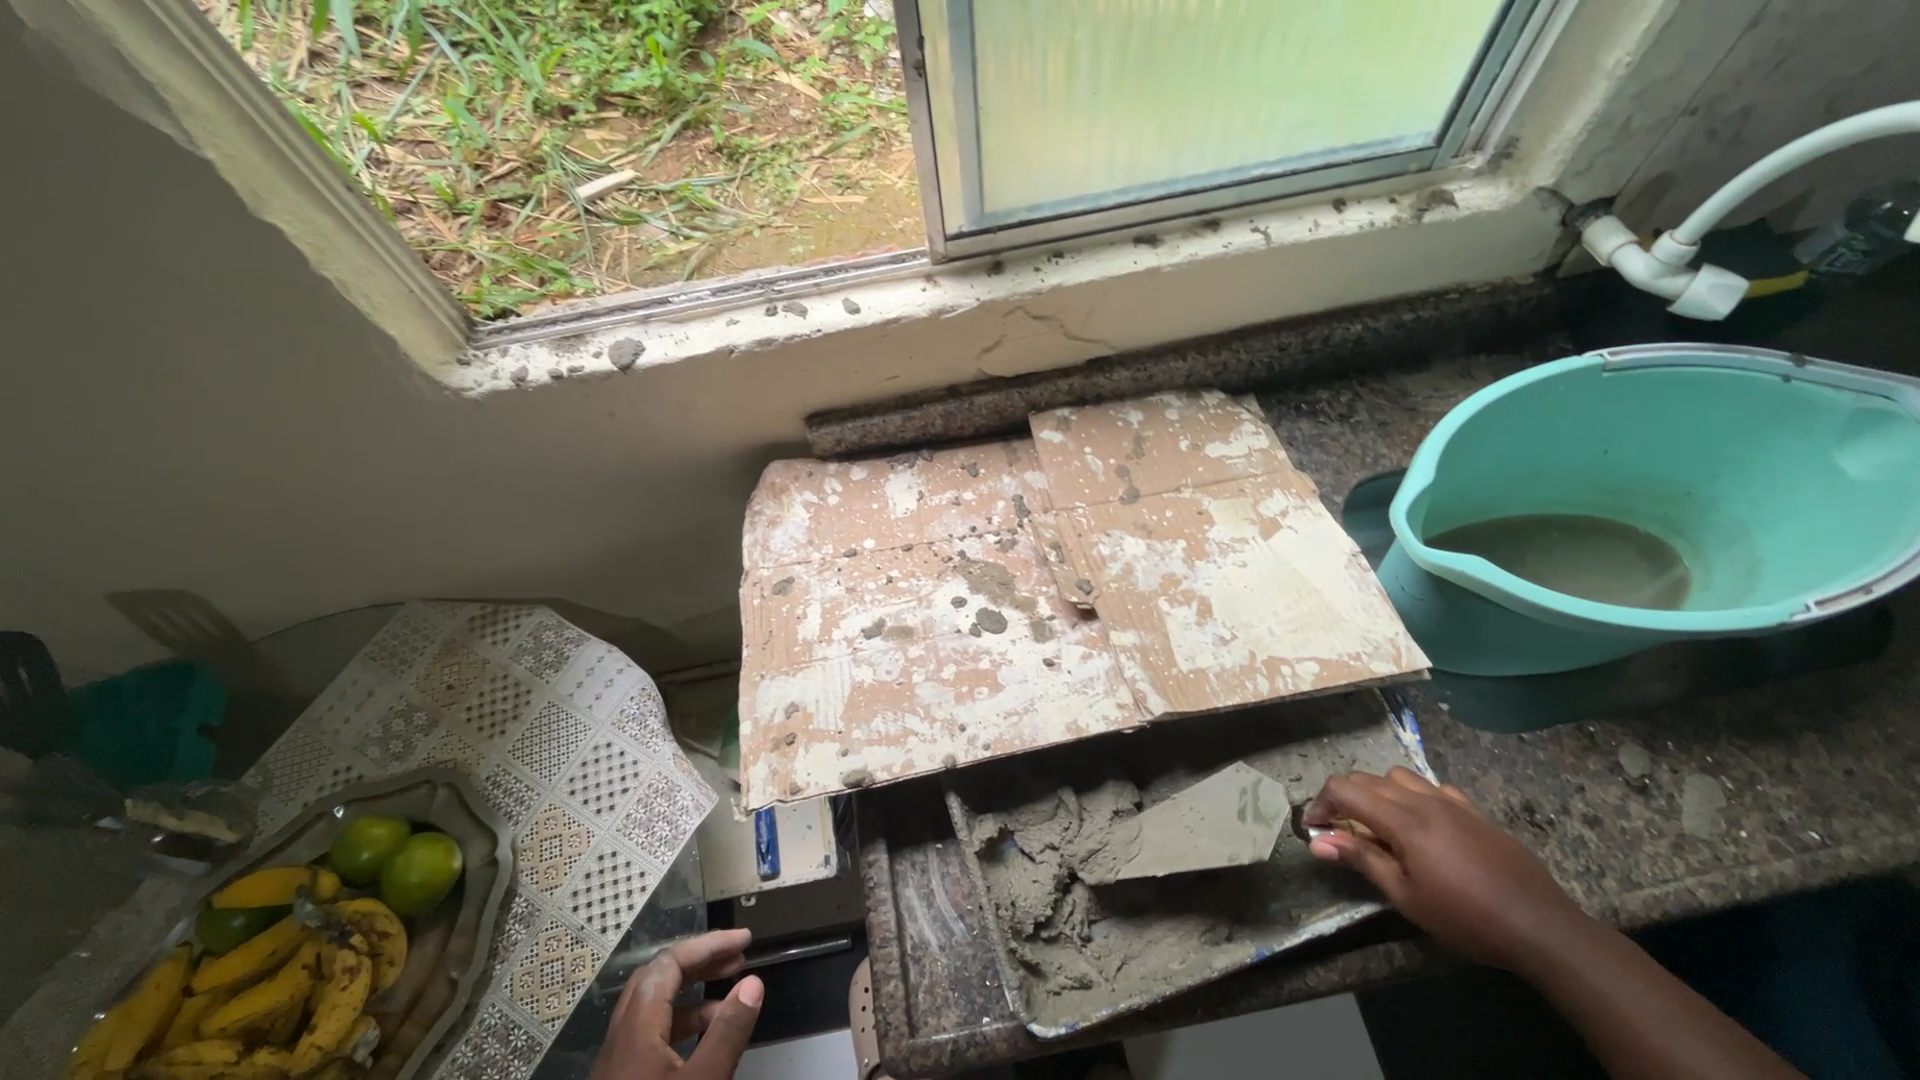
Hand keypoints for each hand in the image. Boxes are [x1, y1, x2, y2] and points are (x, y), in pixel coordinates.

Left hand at [592, 929, 763, 1079]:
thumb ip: (729, 1032)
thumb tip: (752, 982)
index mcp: (637, 1028)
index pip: (669, 964)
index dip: (708, 945)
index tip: (746, 942)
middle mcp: (622, 1037)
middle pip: (658, 979)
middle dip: (700, 962)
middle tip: (740, 958)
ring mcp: (618, 1062)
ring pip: (654, 1009)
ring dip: (694, 994)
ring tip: (733, 998)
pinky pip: (653, 1035)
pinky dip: (684, 1024)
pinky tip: (709, 1039)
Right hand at [1305, 767, 1586, 971]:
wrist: (1540, 927)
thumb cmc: (1465, 918)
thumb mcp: (1405, 896)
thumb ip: (1361, 860)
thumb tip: (1318, 841)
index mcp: (1403, 819)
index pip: (1345, 789)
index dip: (1320, 804)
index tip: (1313, 830)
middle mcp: (1425, 800)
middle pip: (1368, 779)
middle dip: (1343, 798)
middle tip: (1337, 830)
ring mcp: (1454, 803)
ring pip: (1400, 777)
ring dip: (1378, 792)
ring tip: (1378, 825)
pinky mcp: (1476, 813)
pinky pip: (1434, 788)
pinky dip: (1414, 797)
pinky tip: (1422, 827)